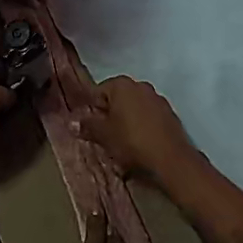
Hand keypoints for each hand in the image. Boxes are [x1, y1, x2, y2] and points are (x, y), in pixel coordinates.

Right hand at [77, 76, 198, 181]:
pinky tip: (139, 144)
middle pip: (117, 99)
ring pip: (134, 108)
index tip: (89, 127)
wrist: (170, 157)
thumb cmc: (131, 141)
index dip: (91, 109)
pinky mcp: (169, 113)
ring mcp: (157, 98)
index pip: (98, 91)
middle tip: (103, 136)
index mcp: (122, 85)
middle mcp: (141, 85)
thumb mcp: (104, 135)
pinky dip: (141, 126)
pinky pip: (148, 117)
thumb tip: (73, 121)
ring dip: (126, 121)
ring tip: (121, 143)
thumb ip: (88, 125)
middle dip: (109, 115)